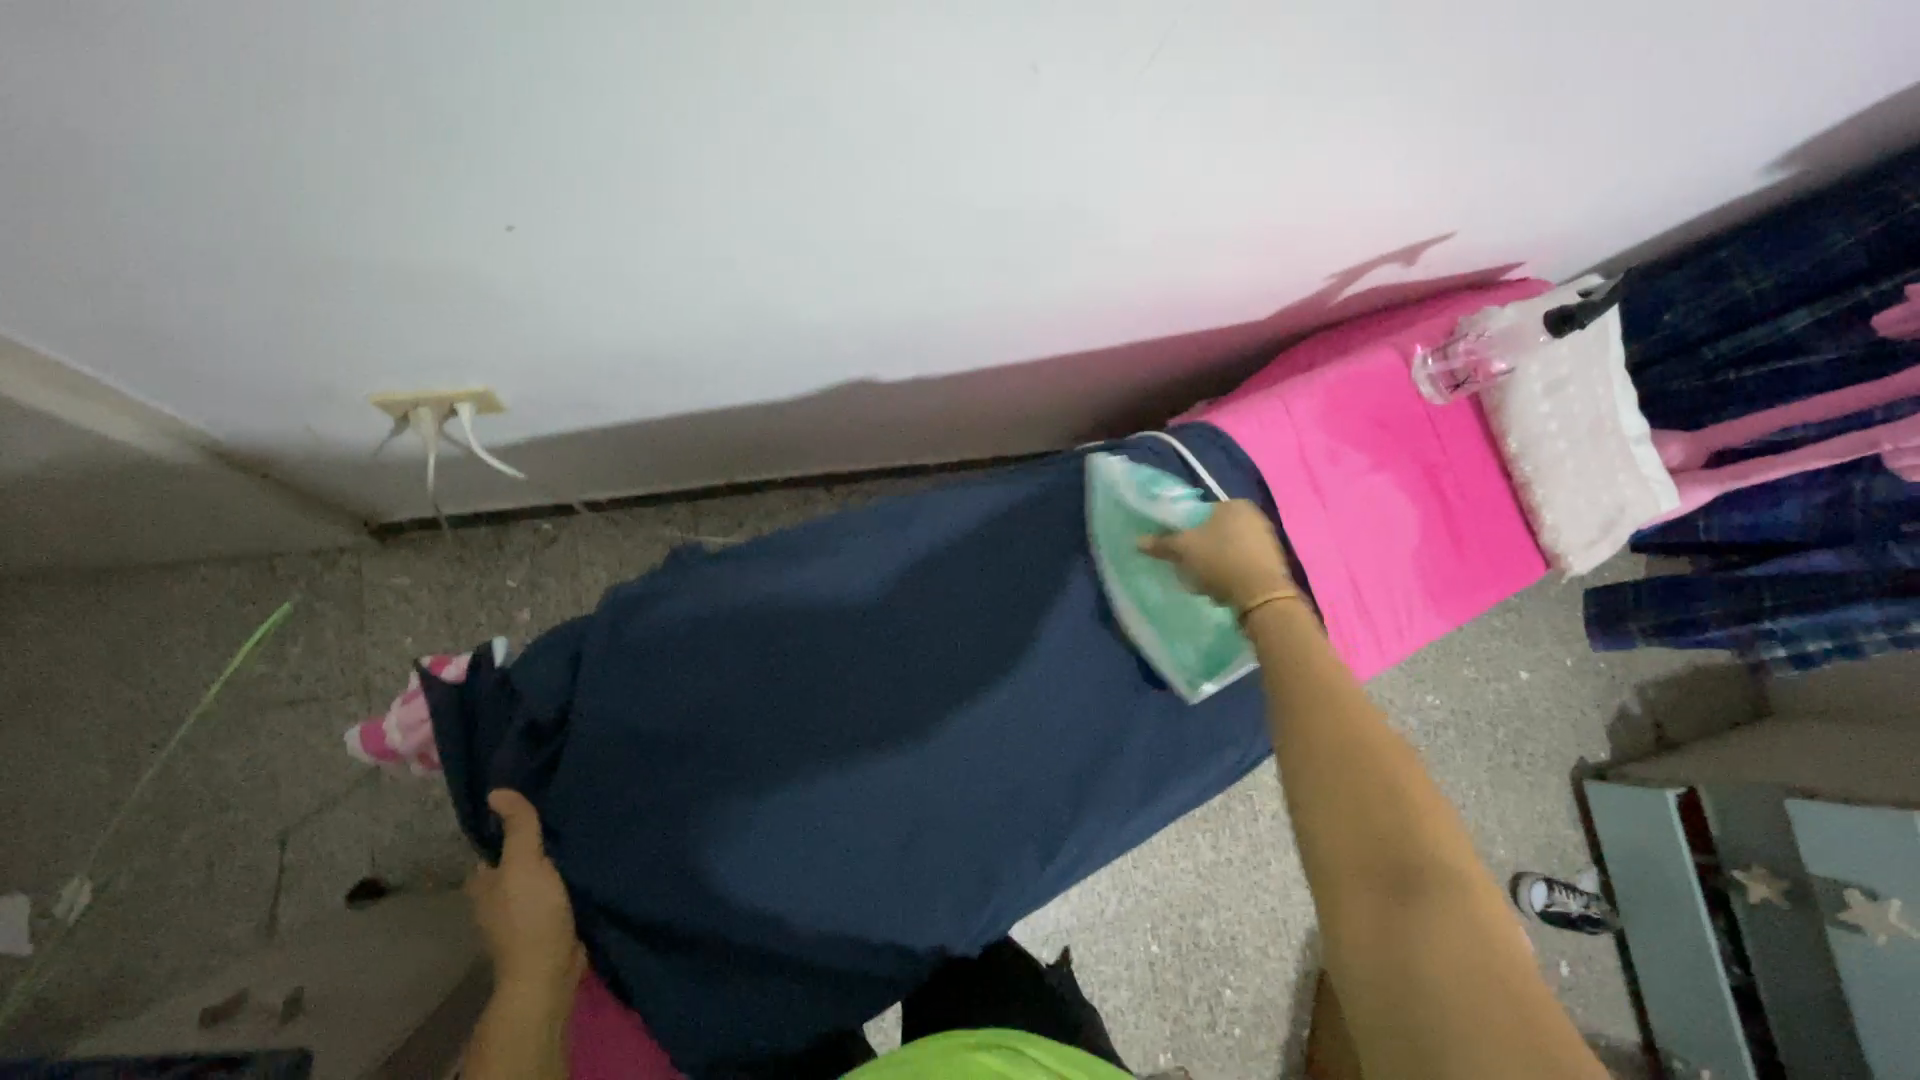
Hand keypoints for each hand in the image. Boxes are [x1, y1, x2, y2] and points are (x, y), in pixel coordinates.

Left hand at [465, 789, 584, 996]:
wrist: (549, 972)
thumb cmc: (530, 916)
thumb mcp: (524, 864)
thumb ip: (518, 828)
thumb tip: (497, 791)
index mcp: (483, 880)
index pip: (495, 841)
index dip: (514, 822)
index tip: (542, 801)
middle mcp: (497, 895)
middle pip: (519, 857)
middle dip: (540, 841)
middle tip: (571, 813)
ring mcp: (522, 911)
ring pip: (540, 874)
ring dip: (557, 861)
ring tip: (585, 833)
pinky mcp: (547, 923)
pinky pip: (557, 892)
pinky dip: (569, 880)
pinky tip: (588, 865)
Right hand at [1138, 499, 1294, 612]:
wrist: (1260, 595)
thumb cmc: (1219, 560)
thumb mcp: (1183, 550)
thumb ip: (1161, 543)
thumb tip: (1138, 541)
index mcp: (1233, 504)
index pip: (1199, 512)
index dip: (1184, 530)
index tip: (1177, 548)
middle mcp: (1254, 516)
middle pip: (1214, 531)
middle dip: (1200, 548)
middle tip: (1188, 565)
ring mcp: (1267, 539)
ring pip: (1228, 549)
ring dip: (1214, 563)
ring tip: (1204, 581)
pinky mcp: (1273, 562)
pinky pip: (1242, 564)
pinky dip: (1230, 573)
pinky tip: (1222, 589)